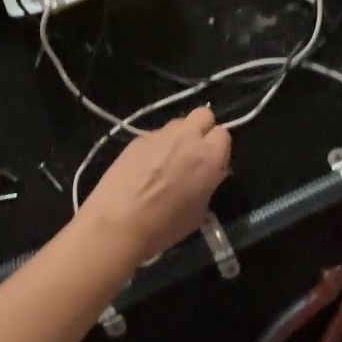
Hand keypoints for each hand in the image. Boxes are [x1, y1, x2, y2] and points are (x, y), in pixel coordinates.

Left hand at [77, 106, 231, 262]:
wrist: (118, 224)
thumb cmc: (164, 226)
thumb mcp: (199, 212)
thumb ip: (208, 185)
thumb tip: (210, 174)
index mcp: (208, 157)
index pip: (224, 134)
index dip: (219, 149)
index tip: (212, 164)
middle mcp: (186, 138)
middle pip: (203, 115)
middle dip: (202, 129)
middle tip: (194, 153)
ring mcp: (159, 135)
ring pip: (178, 123)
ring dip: (179, 137)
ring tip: (169, 160)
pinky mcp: (137, 139)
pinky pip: (155, 135)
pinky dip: (157, 147)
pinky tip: (146, 167)